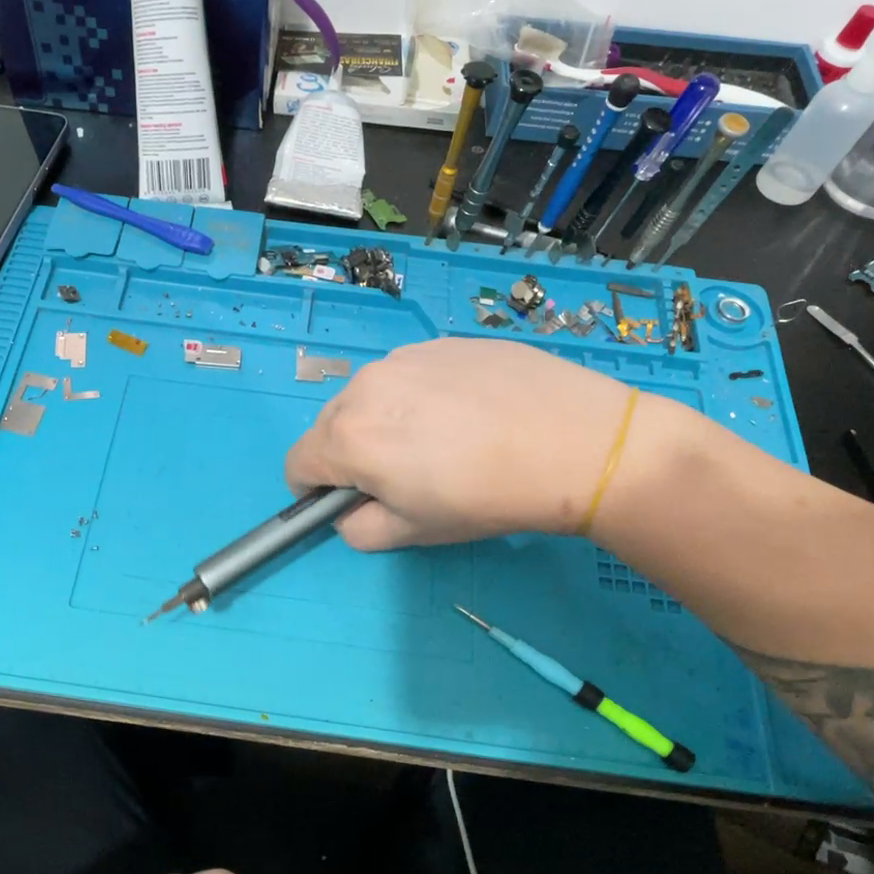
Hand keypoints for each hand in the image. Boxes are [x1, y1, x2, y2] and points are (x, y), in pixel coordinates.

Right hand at [285, 338, 643, 549]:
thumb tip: (350, 515)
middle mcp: (363, 386)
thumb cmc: (485, 497)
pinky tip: (471, 413)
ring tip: (444, 441)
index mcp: (346, 437)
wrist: (576, 442)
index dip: (314, 491)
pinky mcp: (444, 341)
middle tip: (406, 476)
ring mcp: (405, 356)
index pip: (296, 464)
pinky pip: (410, 374)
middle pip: (330, 427)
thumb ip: (359, 530)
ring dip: (384, 421)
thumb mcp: (414, 532)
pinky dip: (420, 396)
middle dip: (350, 454)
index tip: (350, 501)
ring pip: (370, 396)